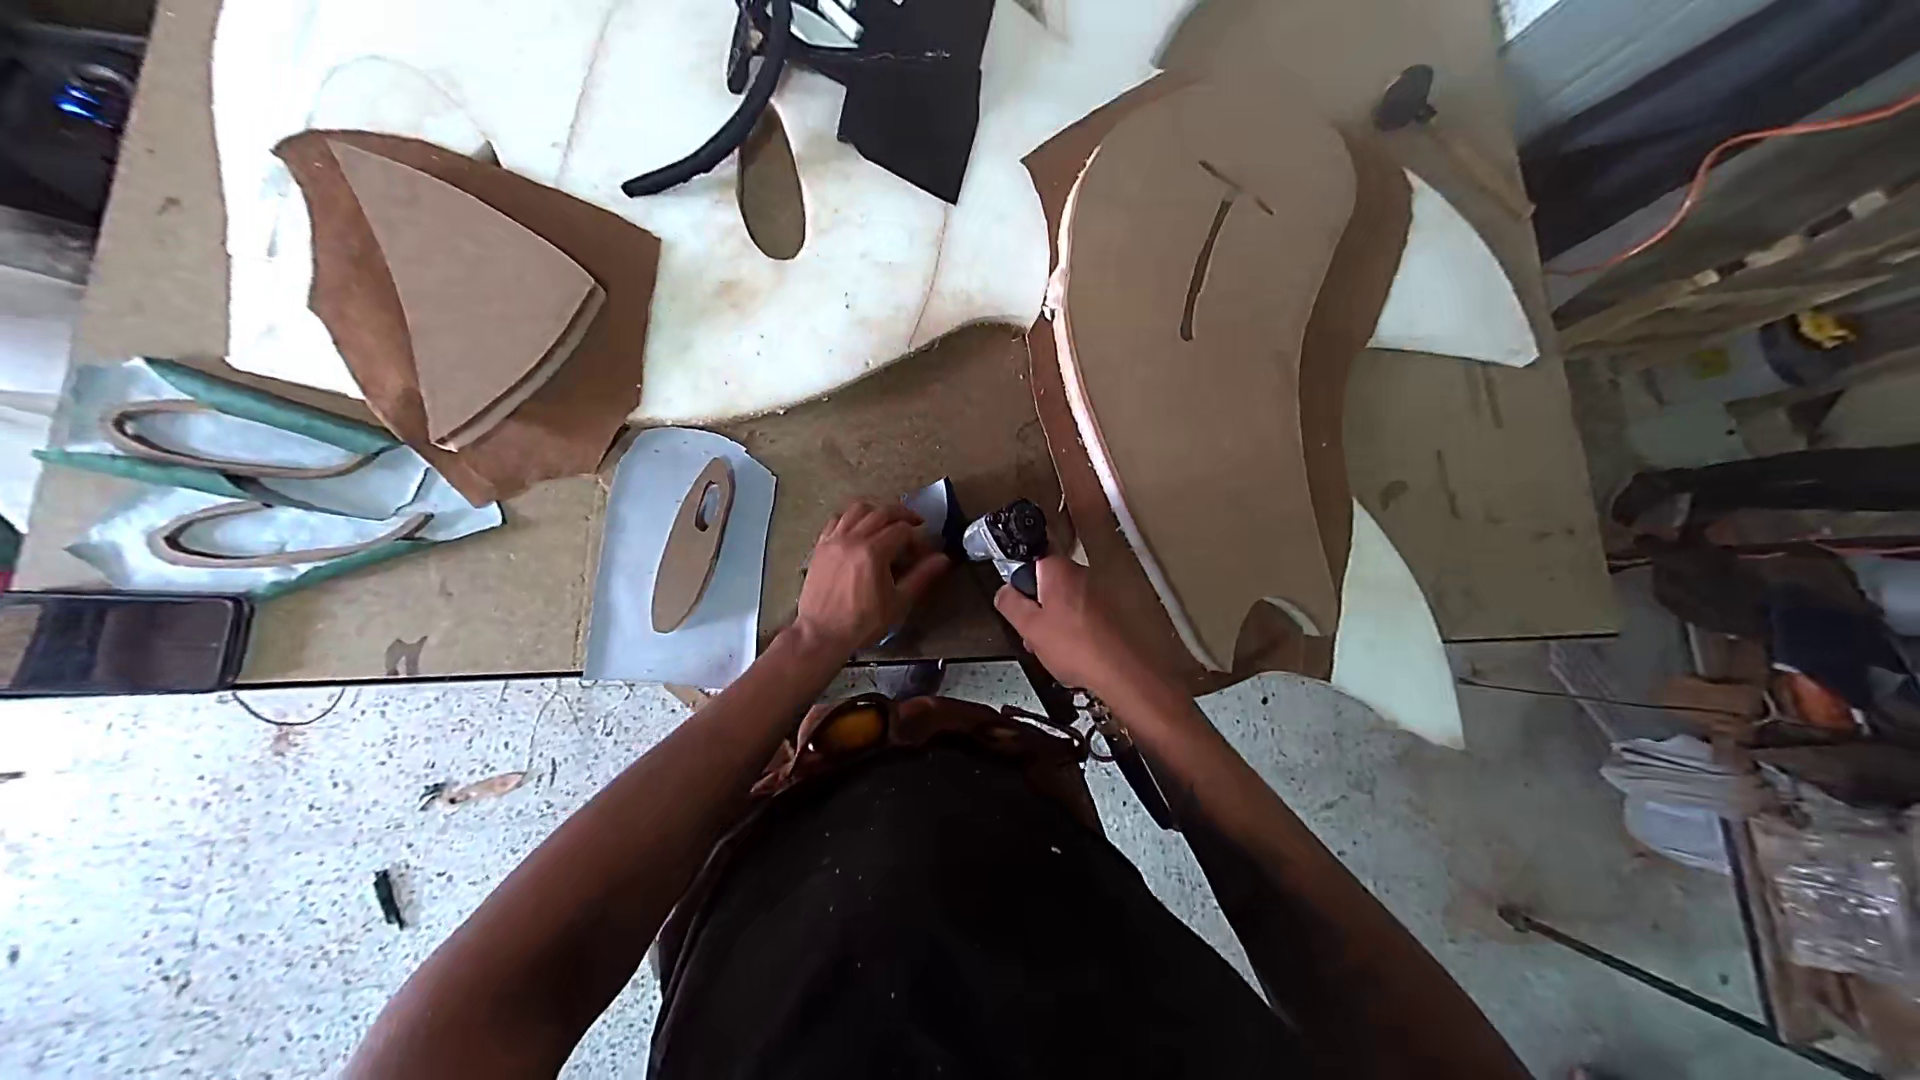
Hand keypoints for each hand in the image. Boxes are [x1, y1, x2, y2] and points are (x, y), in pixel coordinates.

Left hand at [792, 499, 949, 657]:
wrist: (822, 634)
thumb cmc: (862, 623)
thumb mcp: (898, 602)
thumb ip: (921, 576)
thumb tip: (943, 559)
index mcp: (873, 552)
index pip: (902, 530)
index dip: (917, 537)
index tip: (923, 549)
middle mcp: (852, 539)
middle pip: (881, 512)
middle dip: (902, 514)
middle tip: (914, 523)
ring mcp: (833, 540)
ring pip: (857, 509)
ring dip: (876, 511)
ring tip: (887, 521)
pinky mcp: (820, 547)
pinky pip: (837, 520)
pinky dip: (852, 518)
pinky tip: (859, 528)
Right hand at [994, 556, 1156, 694]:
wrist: (1117, 670)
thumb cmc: (1078, 647)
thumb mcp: (1028, 626)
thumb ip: (1010, 604)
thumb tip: (1003, 593)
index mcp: (1059, 570)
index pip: (1030, 562)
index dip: (1019, 584)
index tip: (1016, 601)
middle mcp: (1080, 575)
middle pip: (1046, 584)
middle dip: (1035, 607)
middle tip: (1030, 630)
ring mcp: (1097, 592)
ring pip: (1062, 602)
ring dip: (1051, 621)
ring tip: (1048, 646)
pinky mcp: (1106, 612)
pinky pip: (1078, 615)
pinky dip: (1069, 629)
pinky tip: (1067, 650)